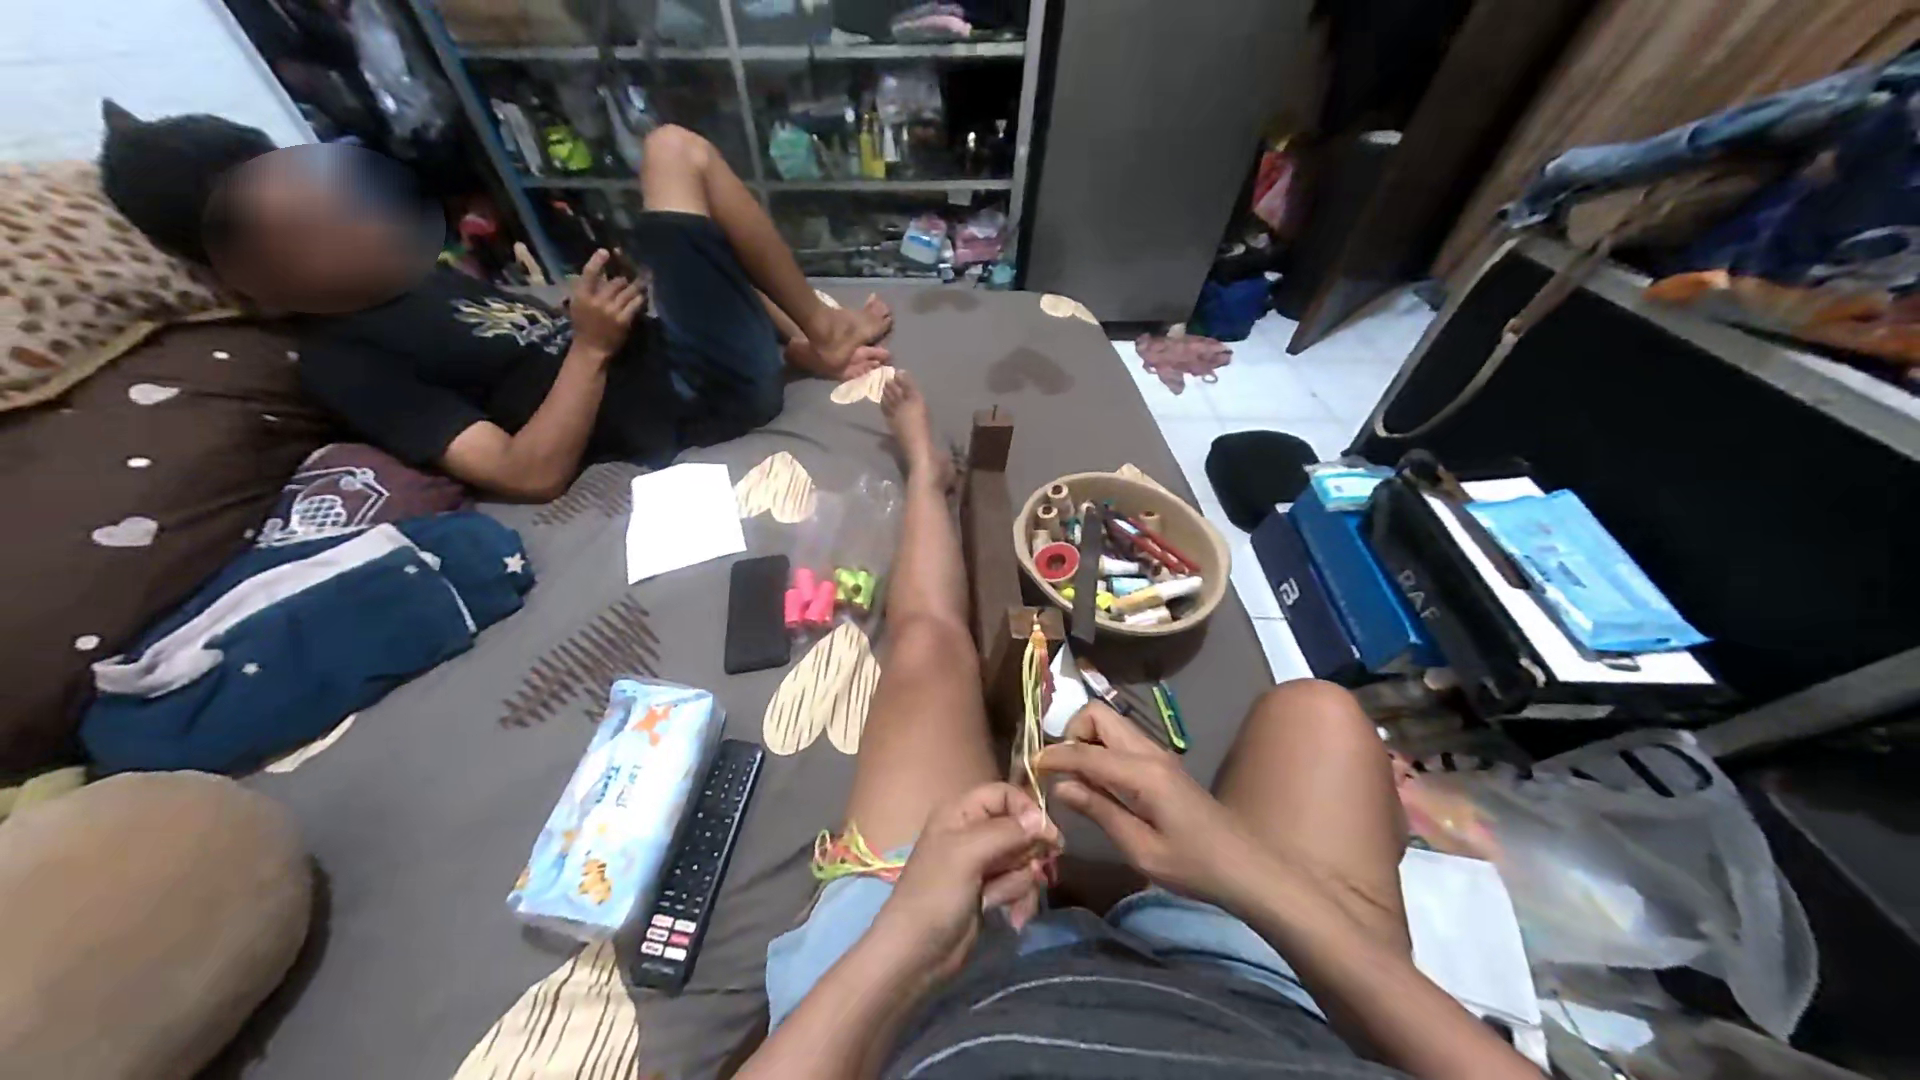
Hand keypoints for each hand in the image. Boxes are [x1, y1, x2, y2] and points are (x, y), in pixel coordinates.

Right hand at [567, 249, 644, 359]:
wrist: (591, 348)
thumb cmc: (583, 325)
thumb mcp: (578, 304)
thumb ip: (587, 290)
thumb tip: (602, 275)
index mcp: (582, 296)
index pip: (589, 273)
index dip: (597, 261)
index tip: (606, 251)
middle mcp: (597, 301)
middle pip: (615, 282)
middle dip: (624, 278)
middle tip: (633, 272)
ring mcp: (612, 311)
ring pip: (627, 292)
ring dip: (636, 285)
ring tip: (643, 279)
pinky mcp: (623, 320)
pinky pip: (634, 304)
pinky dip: (639, 299)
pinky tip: (642, 296)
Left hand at [870, 782, 1060, 977]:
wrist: (916, 954)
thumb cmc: (935, 895)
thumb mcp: (968, 854)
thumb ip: (1007, 832)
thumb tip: (1043, 818)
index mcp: (960, 812)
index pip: (1004, 793)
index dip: (1027, 810)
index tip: (1048, 835)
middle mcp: (972, 831)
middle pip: (1019, 827)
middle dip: (1028, 854)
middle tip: (1036, 872)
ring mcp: (982, 862)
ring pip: (1023, 858)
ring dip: (1020, 882)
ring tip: (1000, 901)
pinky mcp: (990, 890)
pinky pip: (1019, 883)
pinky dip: (1019, 899)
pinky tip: (1013, 917)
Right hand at [1039, 703, 1272, 910]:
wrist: (1247, 867)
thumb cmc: (1194, 866)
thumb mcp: (1140, 849)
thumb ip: (1099, 811)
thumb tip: (1060, 786)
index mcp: (1142, 772)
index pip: (1085, 751)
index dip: (1053, 756)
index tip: (1030, 767)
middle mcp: (1148, 751)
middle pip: (1097, 715)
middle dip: (1071, 734)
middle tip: (1062, 772)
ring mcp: (1157, 753)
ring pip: (1109, 723)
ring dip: (1086, 740)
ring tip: (1077, 780)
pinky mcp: (1161, 763)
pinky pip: (1121, 740)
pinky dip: (1101, 750)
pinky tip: (1100, 784)